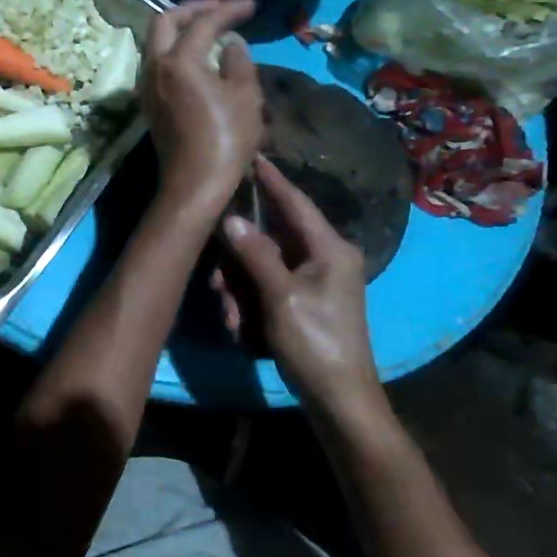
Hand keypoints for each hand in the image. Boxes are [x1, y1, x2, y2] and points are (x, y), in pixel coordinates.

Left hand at [142, 0, 262, 205]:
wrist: (196, 182)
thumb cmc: (226, 138)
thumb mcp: (245, 95)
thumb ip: (238, 61)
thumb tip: (230, 43)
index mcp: (179, 61)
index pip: (203, 22)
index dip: (229, 9)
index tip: (251, 5)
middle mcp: (155, 67)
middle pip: (164, 21)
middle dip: (193, 9)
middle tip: (220, 9)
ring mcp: (147, 85)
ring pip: (156, 41)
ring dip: (180, 28)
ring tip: (209, 29)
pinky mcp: (149, 101)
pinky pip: (157, 61)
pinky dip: (175, 49)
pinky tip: (198, 57)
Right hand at [219, 156, 382, 408]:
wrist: (339, 400)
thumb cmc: (315, 343)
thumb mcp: (281, 297)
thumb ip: (256, 254)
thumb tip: (231, 218)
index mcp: (329, 250)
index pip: (295, 203)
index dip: (272, 180)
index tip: (251, 155)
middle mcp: (324, 259)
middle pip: (269, 241)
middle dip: (237, 263)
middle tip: (216, 285)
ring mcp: (314, 282)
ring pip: (262, 268)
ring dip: (239, 291)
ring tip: (231, 320)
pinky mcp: (304, 302)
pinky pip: (267, 288)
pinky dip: (250, 304)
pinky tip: (241, 329)